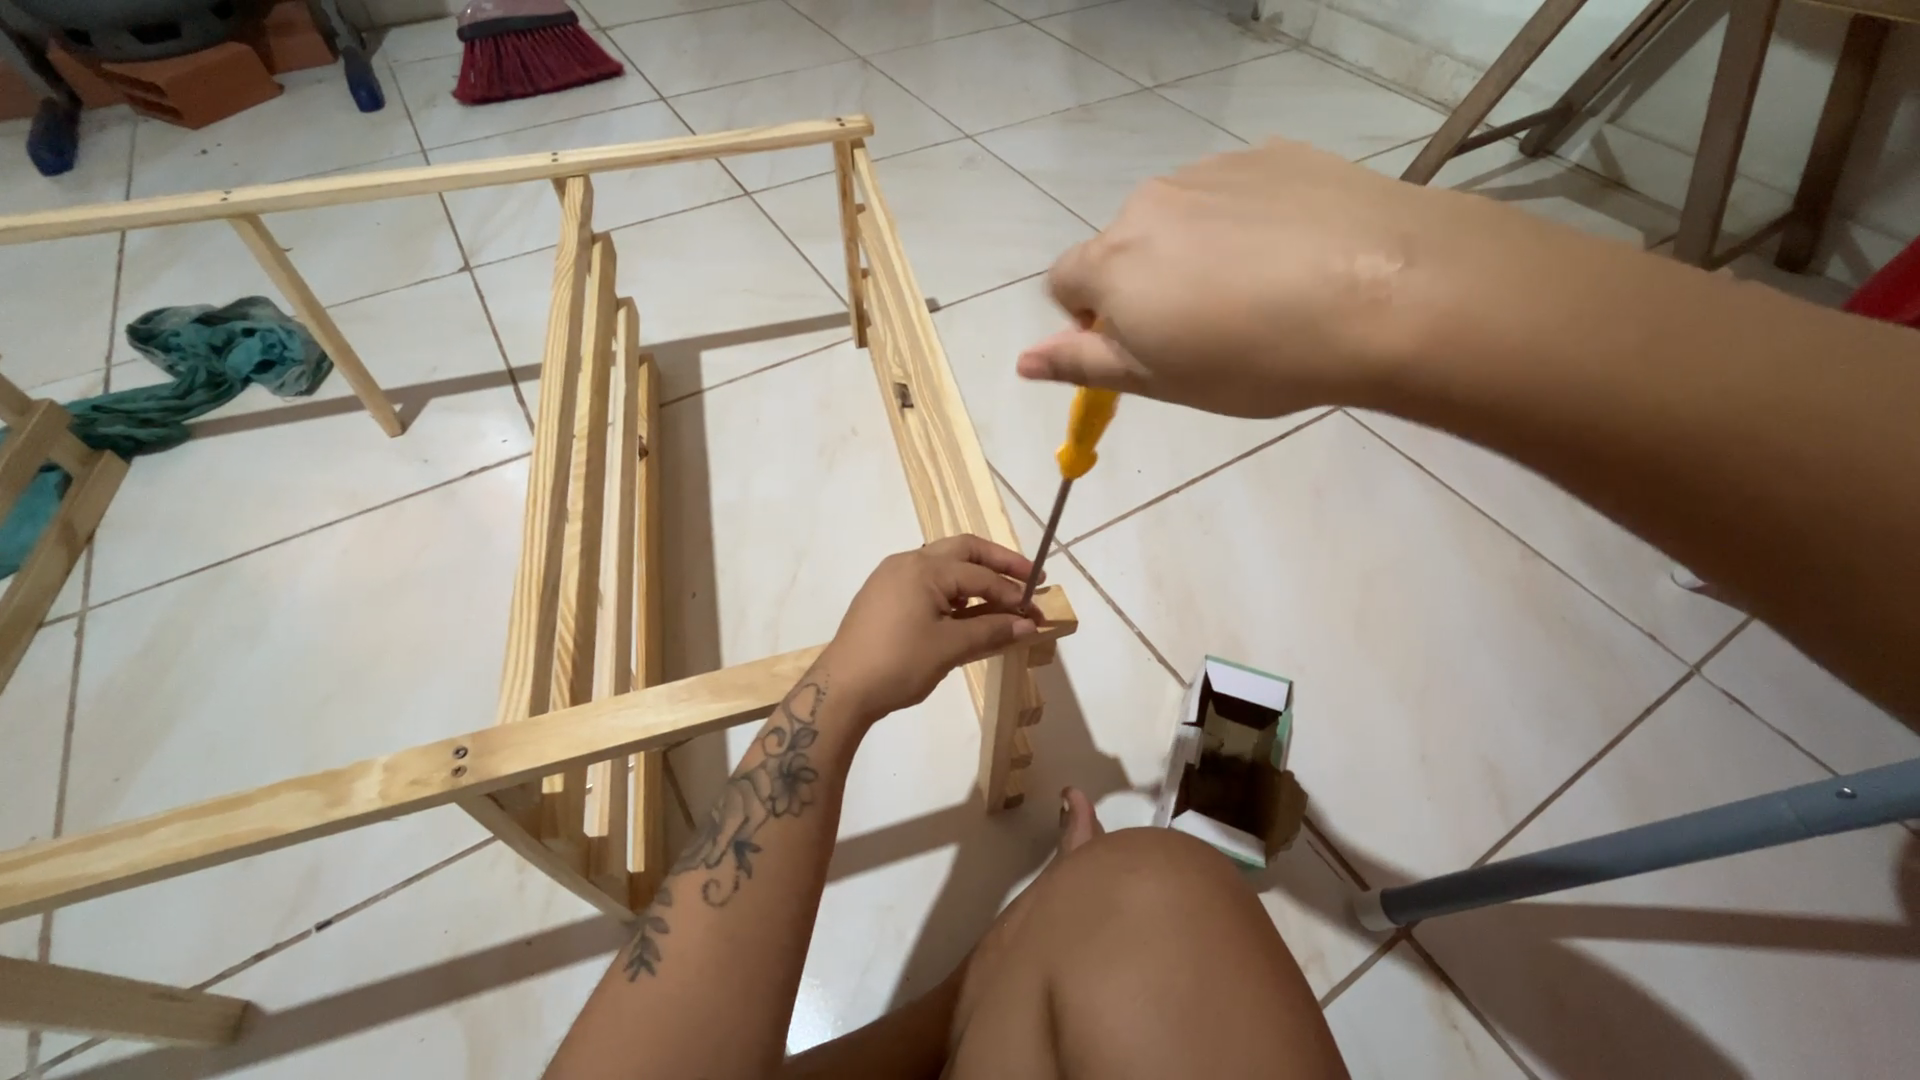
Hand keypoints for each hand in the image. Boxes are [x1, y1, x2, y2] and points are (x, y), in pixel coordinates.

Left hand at [821, 536, 1040, 723]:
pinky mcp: (883, 595)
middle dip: (998, 563)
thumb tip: (1028, 625)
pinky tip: (966, 612)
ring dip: (974, 577)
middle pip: (963, 550)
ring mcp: (891, 577)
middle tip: (1029, 578)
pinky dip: (952, 590)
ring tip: (1001, 599)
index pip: (980, 575)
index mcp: (924, 568)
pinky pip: (926, 581)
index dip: (1012, 593)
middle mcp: (907, 562)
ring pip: (943, 565)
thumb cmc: (899, 664)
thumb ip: (992, 630)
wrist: (842, 689)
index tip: (1037, 612)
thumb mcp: (950, 648)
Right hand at [1017, 137, 1456, 417]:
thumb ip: (1084, 364)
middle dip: (1143, 282)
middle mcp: (1149, 203)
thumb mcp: (1159, 379)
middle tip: (1203, 327)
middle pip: (1121, 246)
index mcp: (1112, 261)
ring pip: (1177, 217)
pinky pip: (1233, 192)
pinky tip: (1290, 255)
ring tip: (1257, 291)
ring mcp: (1212, 169)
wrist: (1383, 291)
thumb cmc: (1254, 357)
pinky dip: (1243, 222)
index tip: (1140, 344)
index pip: (1063, 282)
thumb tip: (1024, 360)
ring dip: (1193, 250)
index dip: (1091, 319)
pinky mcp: (1271, 153)